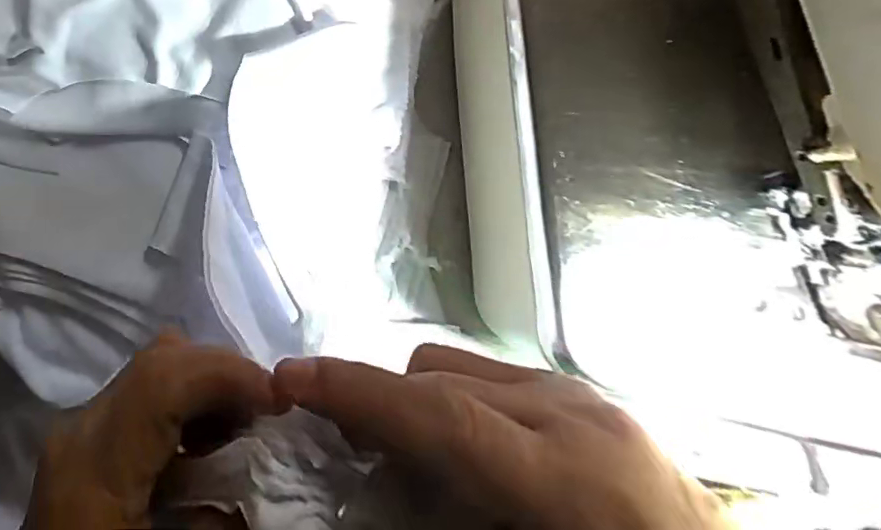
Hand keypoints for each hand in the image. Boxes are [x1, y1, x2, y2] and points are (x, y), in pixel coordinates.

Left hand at [24, 331, 281, 529]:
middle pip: (154, 363)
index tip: (278, 397)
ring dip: (202, 387)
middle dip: (219, 373)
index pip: (159, 379)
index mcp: (95, 462)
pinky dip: (180, 408)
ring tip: (248, 427)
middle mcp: (79, 427)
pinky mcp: (82, 444)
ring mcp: (75, 431)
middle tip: (271, 411)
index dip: (223, 373)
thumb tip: (267, 482)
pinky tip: (210, 445)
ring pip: (146, 373)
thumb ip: (220, 520)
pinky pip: (136, 401)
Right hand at [274, 344, 728, 529]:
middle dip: (375, 401)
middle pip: (434, 380)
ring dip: (416, 399)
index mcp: (573, 478)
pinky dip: (457, 401)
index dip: (360, 393)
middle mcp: (577, 418)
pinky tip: (467, 449)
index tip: (290, 378)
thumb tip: (366, 477)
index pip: (444, 414)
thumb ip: (440, 516)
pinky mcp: (590, 396)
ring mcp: (586, 398)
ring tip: (410, 451)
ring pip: (454, 366)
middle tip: (338, 439)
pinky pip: (490, 376)